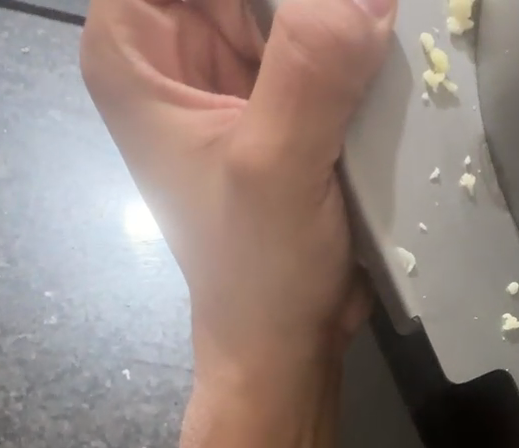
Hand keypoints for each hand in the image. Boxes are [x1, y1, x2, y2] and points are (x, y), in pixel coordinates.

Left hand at [81, 0, 395, 381]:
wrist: (287, 343)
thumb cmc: (258, 271)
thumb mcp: (276, 166)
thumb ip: (313, 67)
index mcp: (136, 47)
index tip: (320, 17)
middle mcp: (178, 47)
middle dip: (310, 5)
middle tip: (364, 28)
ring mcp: (234, 75)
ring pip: (292, 7)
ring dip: (339, 24)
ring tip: (373, 61)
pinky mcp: (283, 105)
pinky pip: (322, 47)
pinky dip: (356, 55)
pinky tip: (382, 77)